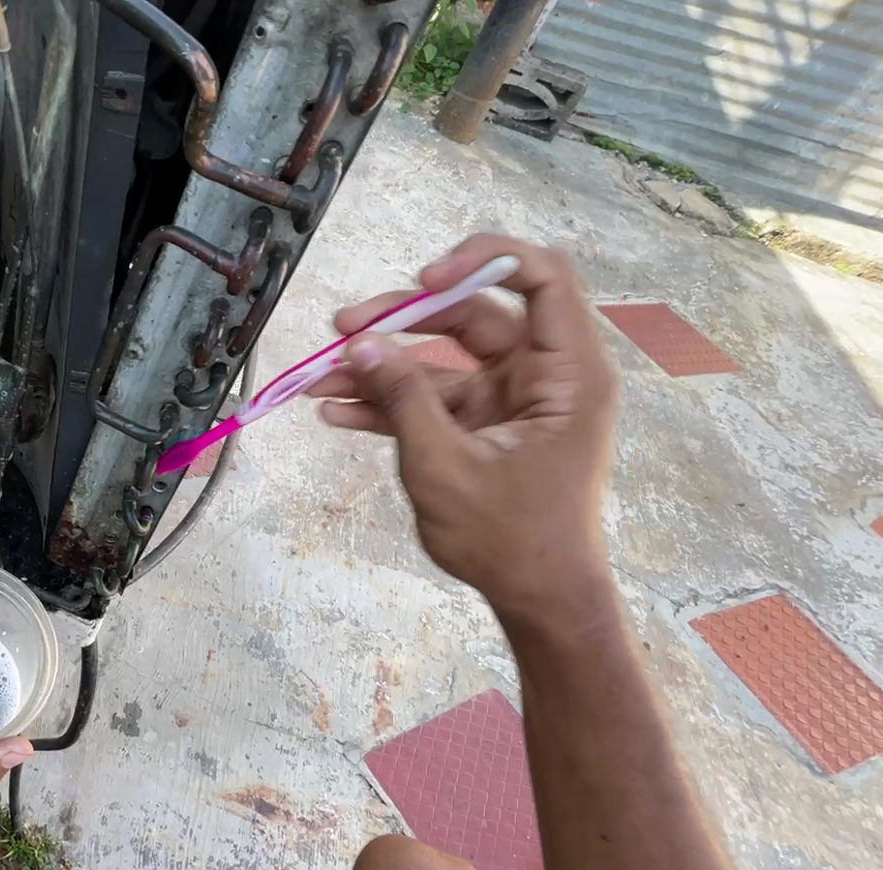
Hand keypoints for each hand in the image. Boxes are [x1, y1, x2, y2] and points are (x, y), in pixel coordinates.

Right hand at [307, 234, 616, 620]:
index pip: (540, 277)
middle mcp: (538, 375)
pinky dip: (386, 407)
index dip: (482, 259)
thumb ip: (403, 398)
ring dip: (380, 370)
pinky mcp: (476, 430)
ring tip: (318, 380)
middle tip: (340, 330)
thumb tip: (361, 346)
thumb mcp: (443, 463)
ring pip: (438, 362)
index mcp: (564, 371)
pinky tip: (335, 413)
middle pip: (470, 317)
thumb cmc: (506, 535)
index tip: (422, 277)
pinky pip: (428, 403)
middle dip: (402, 321)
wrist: (532, 596)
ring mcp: (504, 403)